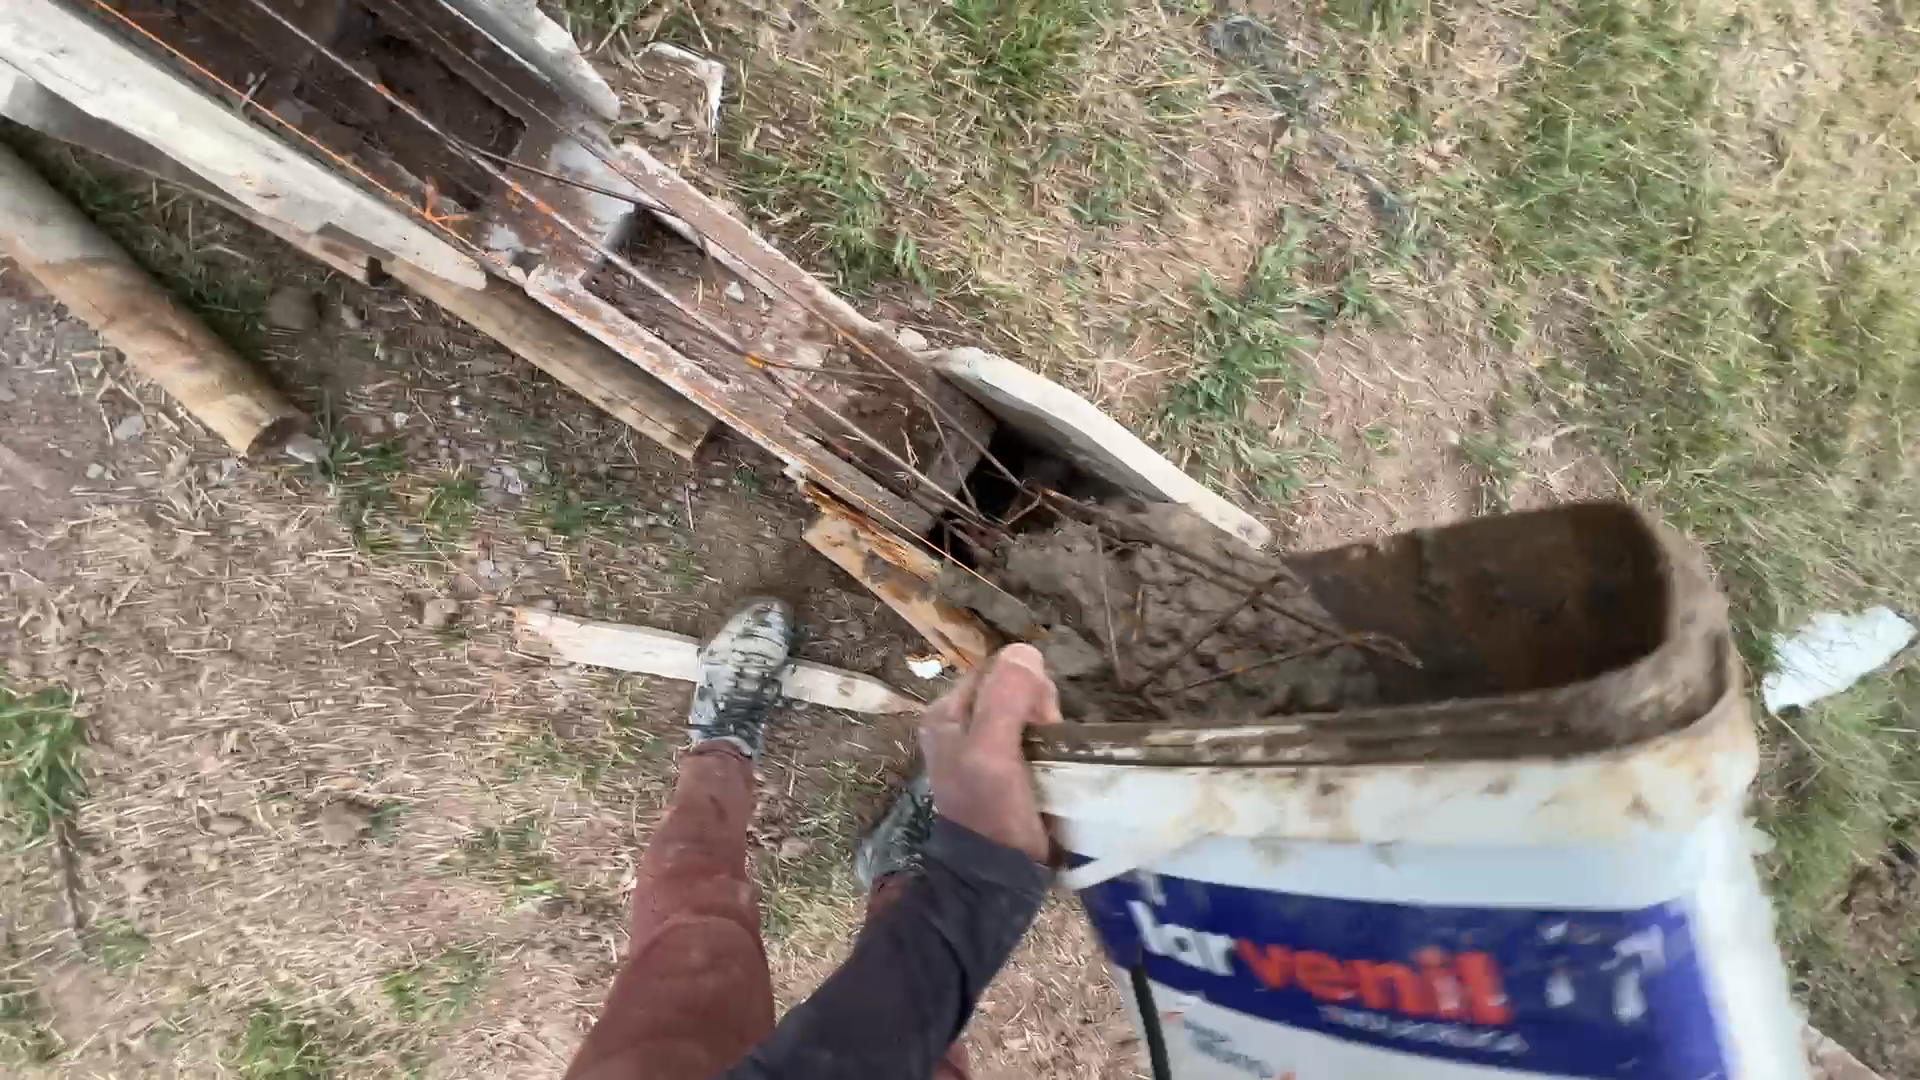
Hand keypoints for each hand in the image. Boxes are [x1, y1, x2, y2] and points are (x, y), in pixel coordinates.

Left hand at [919, 644, 1061, 861]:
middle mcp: (961, 724)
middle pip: (1013, 688)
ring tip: (1049, 758)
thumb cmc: (988, 808)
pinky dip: (1048, 744)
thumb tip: (1025, 650)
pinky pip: (1034, 736)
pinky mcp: (1006, 766)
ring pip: (1029, 711)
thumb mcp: (991, 749)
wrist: (996, 875)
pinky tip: (1052, 765)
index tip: (1040, 715)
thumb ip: (1005, 698)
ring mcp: (983, 746)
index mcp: (946, 712)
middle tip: (1043, 741)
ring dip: (1047, 727)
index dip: (1024, 685)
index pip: (995, 670)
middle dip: (1037, 707)